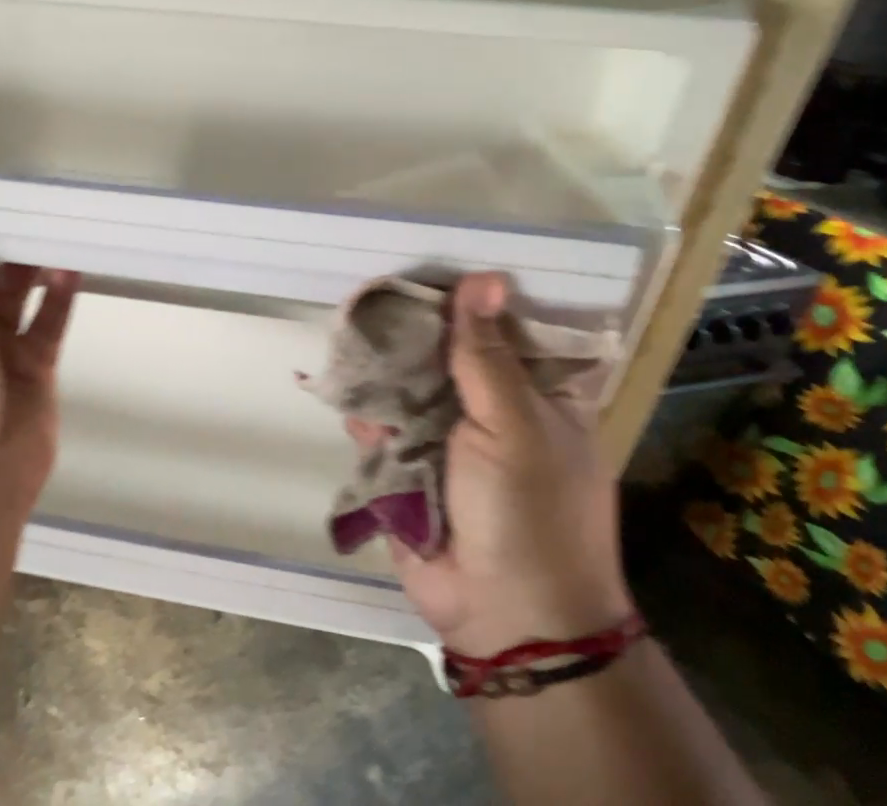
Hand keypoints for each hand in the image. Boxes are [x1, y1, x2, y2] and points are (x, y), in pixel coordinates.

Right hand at [350, 272, 632, 656]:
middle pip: (447, 360)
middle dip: (411, 337)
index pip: (505, 334)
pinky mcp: (408, 475)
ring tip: (349, 339)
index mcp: (537, 400)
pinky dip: (367, 421)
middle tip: (371, 298)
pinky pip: (382, 436)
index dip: (471, 303)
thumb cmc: (530, 512)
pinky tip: (351, 402)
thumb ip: (486, 356)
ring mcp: (447, 447)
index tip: (428, 271)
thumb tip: (483, 278)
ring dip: (382, 376)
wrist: (506, 615)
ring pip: (408, 395)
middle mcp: (491, 416)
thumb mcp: (515, 426)